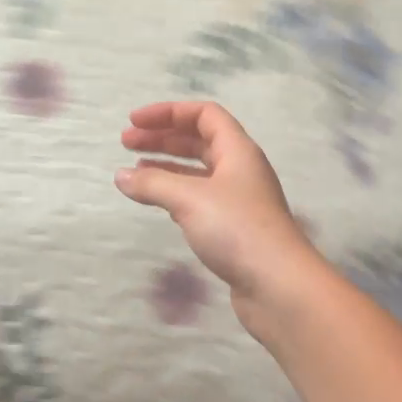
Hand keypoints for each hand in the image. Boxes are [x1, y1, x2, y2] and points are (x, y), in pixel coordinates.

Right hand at [115, 102, 322, 329]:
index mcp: (237, 150)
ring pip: (198, 171)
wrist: (281, 289)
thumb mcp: (188, 198)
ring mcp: (239, 200)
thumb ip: (151, 183)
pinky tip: (157, 202)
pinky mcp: (235, 229)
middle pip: (198, 139)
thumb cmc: (237, 229)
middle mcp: (240, 169)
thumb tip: (120, 176)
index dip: (167, 111)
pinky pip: (199, 198)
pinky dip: (175, 193)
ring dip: (166, 165)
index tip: (134, 121)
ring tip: (135, 172)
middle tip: (126, 143)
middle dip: (161, 137)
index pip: (203, 114)